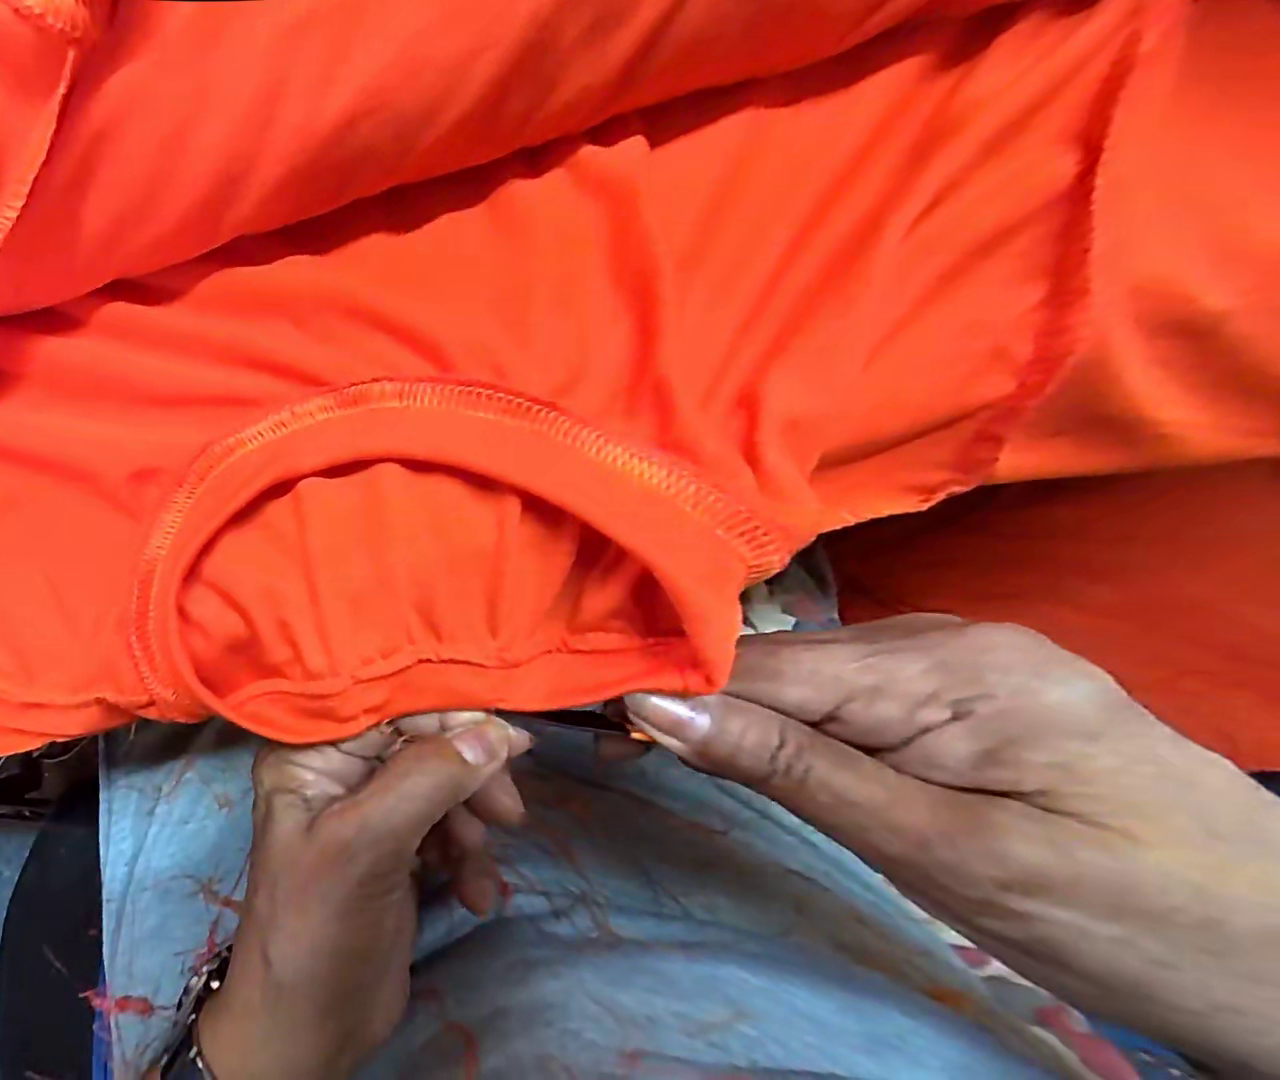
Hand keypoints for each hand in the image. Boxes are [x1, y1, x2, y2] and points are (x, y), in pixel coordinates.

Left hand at [195, 712, 532, 1079]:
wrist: (307, 1030)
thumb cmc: (317, 928)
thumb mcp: (366, 845)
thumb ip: (427, 780)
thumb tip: (493, 734)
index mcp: (311, 751)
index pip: (388, 707)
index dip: (449, 715)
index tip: (508, 737)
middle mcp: (338, 769)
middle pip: (422, 743)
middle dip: (468, 776)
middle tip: (507, 812)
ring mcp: (368, 807)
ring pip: (441, 784)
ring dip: (471, 822)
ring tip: (476, 863)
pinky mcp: (395, 844)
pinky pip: (445, 827)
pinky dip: (467, 856)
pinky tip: (473, 894)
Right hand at [621, 615, 1279, 1078]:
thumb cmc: (1133, 920)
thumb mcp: (944, 854)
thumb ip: (792, 769)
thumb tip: (659, 707)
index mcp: (947, 666)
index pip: (764, 665)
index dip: (671, 686)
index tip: (594, 715)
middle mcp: (937, 636)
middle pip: (773, 663)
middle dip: (692, 701)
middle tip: (614, 746)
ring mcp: (943, 655)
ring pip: (793, 674)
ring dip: (727, 711)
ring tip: (652, 743)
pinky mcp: (944, 685)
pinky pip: (829, 689)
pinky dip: (773, 717)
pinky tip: (742, 738)